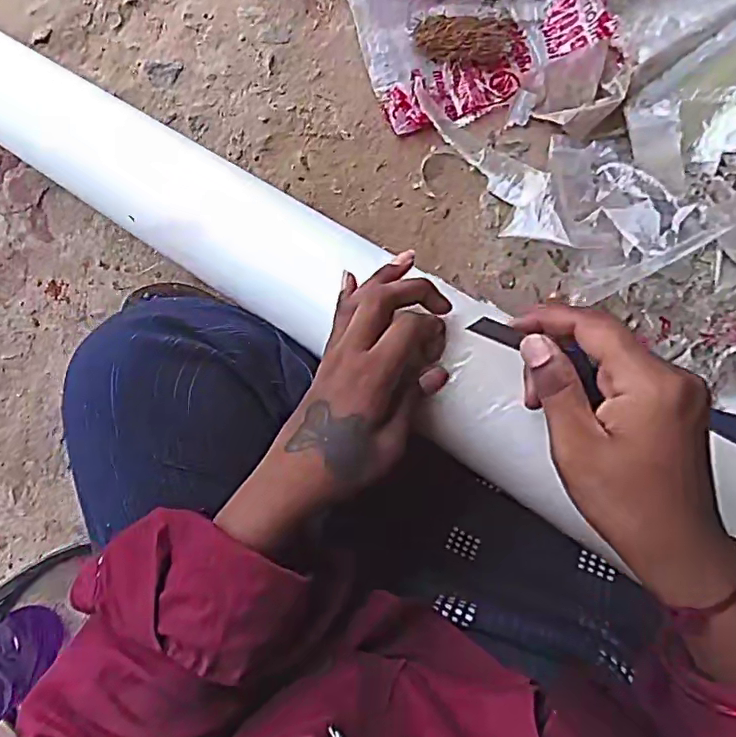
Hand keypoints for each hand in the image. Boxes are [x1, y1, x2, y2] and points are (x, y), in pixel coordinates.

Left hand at [215, 251, 450, 557]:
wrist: (292, 476)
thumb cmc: (341, 467)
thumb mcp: (391, 445)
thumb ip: (412, 402)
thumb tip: (434, 373)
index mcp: (371, 375)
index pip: (408, 326)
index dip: (432, 325)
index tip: (443, 339)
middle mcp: (349, 356)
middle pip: (380, 299)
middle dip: (413, 287)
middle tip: (438, 297)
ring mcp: (333, 355)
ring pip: (356, 301)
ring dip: (382, 278)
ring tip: (406, 261)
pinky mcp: (325, 362)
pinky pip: (338, 317)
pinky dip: (348, 294)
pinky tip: (352, 278)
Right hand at [513, 303, 735, 683]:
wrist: (678, 547)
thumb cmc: (631, 506)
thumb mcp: (575, 444)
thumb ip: (555, 385)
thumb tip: (537, 344)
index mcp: (652, 383)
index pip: (595, 326)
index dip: (550, 318)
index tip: (517, 323)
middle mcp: (675, 380)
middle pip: (605, 340)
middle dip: (559, 352)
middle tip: (530, 385)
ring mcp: (681, 393)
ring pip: (615, 359)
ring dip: (575, 371)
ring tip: (549, 404)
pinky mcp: (678, 408)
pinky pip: (629, 378)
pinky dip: (596, 385)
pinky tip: (576, 409)